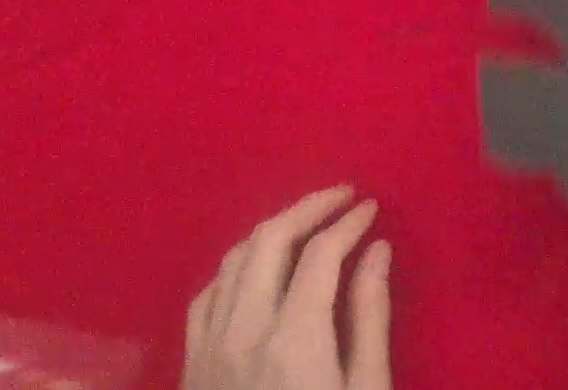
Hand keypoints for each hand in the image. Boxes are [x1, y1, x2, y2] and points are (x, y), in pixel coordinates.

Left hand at [184, 186, 390, 389]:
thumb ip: (369, 317)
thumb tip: (377, 249)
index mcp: (292, 340)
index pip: (320, 252)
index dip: (348, 221)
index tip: (372, 207)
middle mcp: (242, 332)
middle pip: (270, 240)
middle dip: (309, 207)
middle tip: (343, 197)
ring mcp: (208, 351)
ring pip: (234, 259)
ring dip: (273, 229)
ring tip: (308, 223)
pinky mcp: (190, 370)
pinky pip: (206, 295)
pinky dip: (237, 265)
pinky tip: (259, 269)